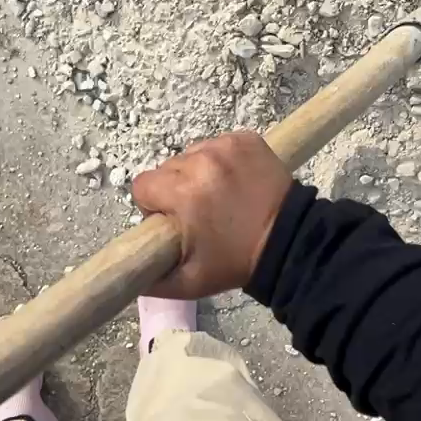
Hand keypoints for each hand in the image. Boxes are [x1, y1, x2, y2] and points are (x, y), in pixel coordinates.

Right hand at [131, 131, 291, 299]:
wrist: (290, 242)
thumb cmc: (237, 262)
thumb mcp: (189, 282)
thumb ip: (151, 279)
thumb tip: (130, 269)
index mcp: (183, 192)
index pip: (143, 185)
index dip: (154, 205)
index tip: (173, 219)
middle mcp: (201, 161)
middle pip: (167, 168)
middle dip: (176, 188)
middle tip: (199, 211)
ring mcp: (226, 146)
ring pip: (192, 154)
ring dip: (198, 172)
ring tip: (220, 195)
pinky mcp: (245, 139)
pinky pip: (218, 145)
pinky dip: (221, 161)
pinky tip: (235, 181)